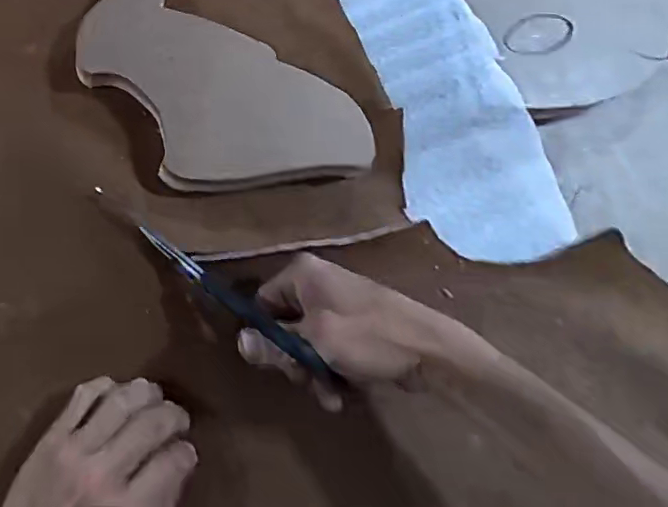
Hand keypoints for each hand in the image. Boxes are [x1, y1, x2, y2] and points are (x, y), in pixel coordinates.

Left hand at [2, 377, 196, 506]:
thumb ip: (155, 504)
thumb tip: (179, 468)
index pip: (171, 464)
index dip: (186, 453)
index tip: (188, 449)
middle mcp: (102, 473)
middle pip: (151, 425)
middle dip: (174, 415)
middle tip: (179, 417)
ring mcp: (74, 450)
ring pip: (120, 401)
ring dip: (145, 392)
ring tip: (154, 395)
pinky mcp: (50, 438)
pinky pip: (83, 396)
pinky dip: (104, 385)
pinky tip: (116, 389)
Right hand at [235, 253, 492, 410]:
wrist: (428, 348)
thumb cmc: (368, 336)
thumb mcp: (316, 343)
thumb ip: (277, 344)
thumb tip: (239, 341)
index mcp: (303, 273)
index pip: (263, 302)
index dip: (265, 335)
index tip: (277, 363)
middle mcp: (316, 282)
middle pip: (284, 325)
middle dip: (296, 360)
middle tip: (308, 380)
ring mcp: (337, 303)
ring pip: (307, 342)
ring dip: (315, 372)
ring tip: (332, 394)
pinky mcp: (354, 325)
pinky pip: (329, 348)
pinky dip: (332, 369)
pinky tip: (345, 391)